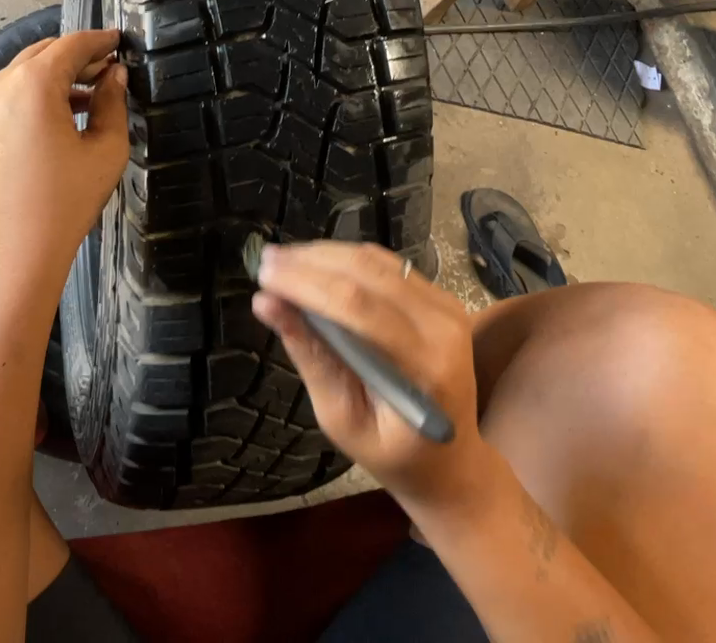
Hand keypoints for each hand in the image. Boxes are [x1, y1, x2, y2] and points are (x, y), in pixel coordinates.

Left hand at [0, 29, 128, 295]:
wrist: (14, 252)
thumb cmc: (66, 201)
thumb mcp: (105, 150)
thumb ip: (112, 102)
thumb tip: (114, 74)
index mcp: (34, 84)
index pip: (72, 45)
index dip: (100, 40)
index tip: (118, 41)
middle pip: (42, 54)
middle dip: (75, 57)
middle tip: (105, 69)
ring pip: (19, 76)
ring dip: (51, 78)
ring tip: (83, 98)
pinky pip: (2, 101)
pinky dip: (28, 99)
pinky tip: (50, 123)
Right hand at [253, 242, 486, 509]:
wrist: (452, 460)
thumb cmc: (394, 453)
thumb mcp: (341, 418)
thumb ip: (309, 356)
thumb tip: (266, 304)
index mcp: (423, 365)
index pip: (358, 307)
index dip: (306, 284)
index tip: (263, 275)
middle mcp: (443, 326)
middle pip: (367, 273)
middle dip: (309, 262)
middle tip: (265, 261)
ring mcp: (447, 307)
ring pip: (375, 261)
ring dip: (324, 254)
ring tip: (282, 260)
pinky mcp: (441, 298)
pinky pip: (387, 265)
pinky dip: (345, 259)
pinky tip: (314, 265)